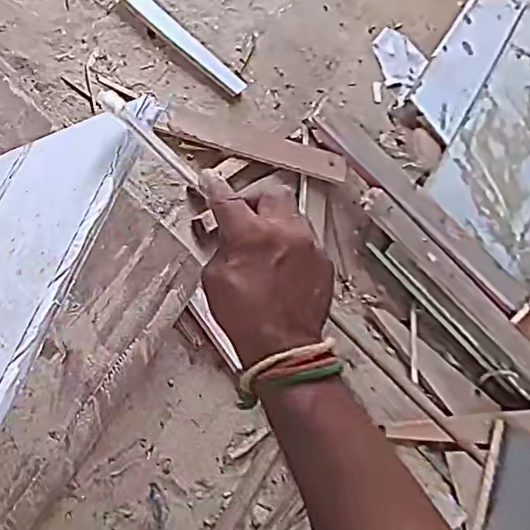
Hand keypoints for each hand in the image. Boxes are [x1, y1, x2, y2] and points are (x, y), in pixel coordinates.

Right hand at [198, 169, 333, 367]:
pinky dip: (288, 242)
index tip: (208, 183)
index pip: (228, 200)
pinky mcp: (322, 261)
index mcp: (252, 236)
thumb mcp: (214, 279)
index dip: (214, 189)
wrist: (282, 346)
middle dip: (251, 199)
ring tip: (258, 240)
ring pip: (290, 214)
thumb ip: (219, 249)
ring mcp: (309, 246)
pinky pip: (304, 239)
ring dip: (272, 220)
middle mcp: (285, 233)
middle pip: (270, 194)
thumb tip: (223, 237)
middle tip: (238, 212)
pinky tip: (275, 262)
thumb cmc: (246, 319)